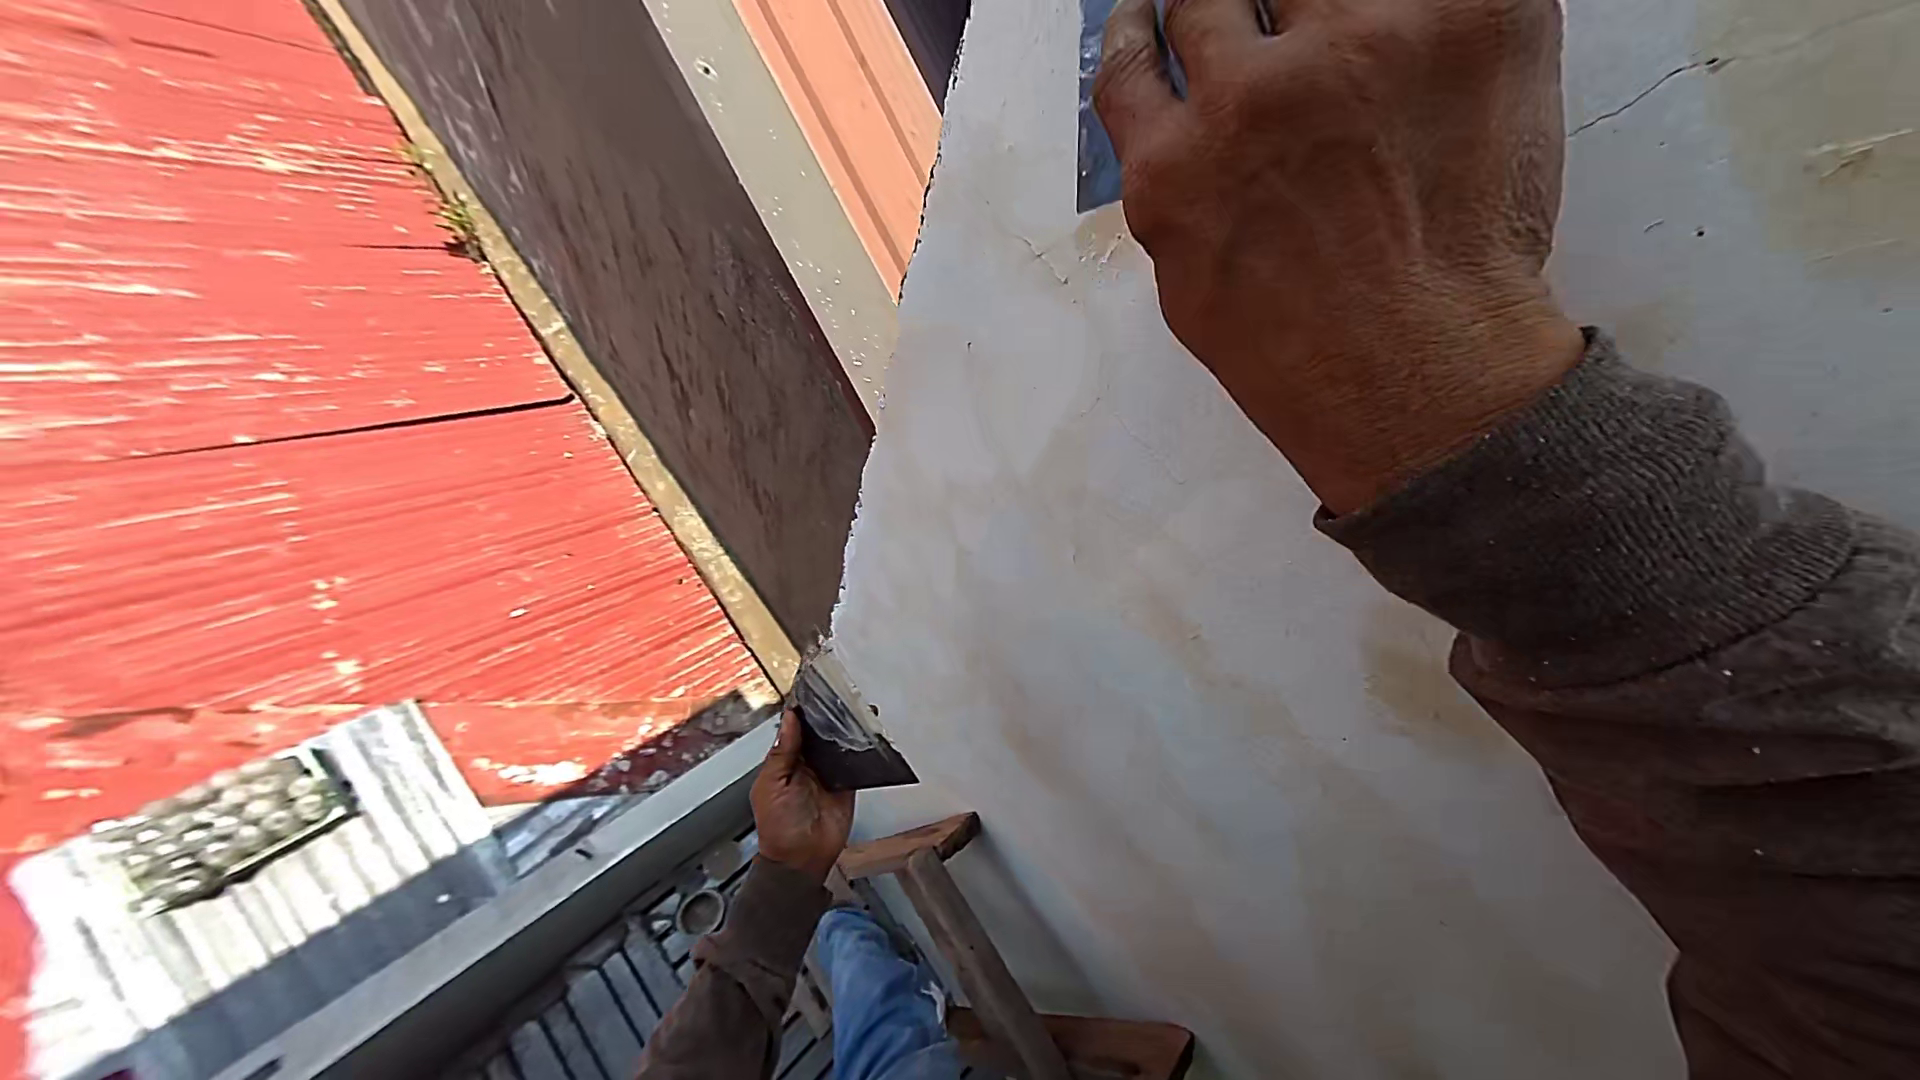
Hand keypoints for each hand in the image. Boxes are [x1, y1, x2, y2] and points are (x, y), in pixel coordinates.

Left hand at [751, 709, 854, 883]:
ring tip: (858, 707)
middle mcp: (808, 761)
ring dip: (847, 728)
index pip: (796, 727)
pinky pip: (855, 761)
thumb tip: (790, 718)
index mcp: (785, 759)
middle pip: (820, 731)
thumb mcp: (771, 785)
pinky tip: (870, 733)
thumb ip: (782, 752)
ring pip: (839, 742)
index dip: (803, 710)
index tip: (814, 689)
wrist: (802, 859)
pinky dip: (862, 748)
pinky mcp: (848, 782)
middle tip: (841, 693)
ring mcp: (829, 771)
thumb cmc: (778, 826)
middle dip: (829, 715)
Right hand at [1094, 0, 1584, 513]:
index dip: (1135, 29)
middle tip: (1242, 28)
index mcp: (1172, 172)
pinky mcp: (1468, 16)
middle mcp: (1246, 99)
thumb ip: (1176, 196)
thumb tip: (1178, 142)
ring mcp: (1355, 48)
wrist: (1408, 371)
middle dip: (1212, 9)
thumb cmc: (1287, 352)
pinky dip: (1398, 9)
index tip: (1146, 15)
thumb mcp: (1186, 284)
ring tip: (1325, 48)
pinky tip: (1397, 45)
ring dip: (1295, 3)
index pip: (1130, 62)